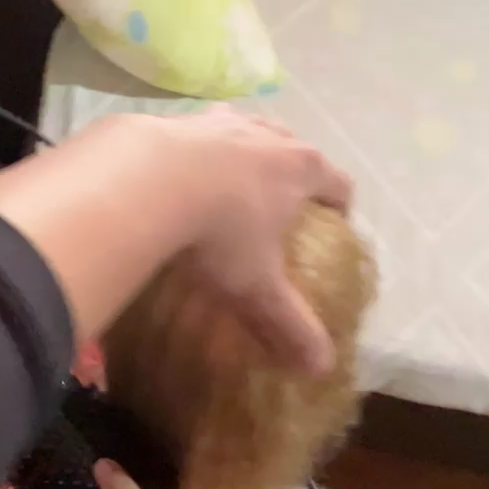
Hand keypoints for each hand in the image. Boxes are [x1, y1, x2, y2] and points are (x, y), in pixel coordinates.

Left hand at [116, 106, 353, 373]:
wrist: (148, 181)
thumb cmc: (218, 233)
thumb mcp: (255, 286)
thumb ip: (288, 323)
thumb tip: (320, 368)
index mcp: (300, 169)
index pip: (338, 183)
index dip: (340, 204)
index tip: (335, 223)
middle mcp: (266, 135)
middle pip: (294, 145)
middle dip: (293, 170)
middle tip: (280, 201)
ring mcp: (220, 121)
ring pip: (247, 127)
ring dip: (246, 148)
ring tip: (231, 177)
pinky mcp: (175, 119)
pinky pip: (194, 130)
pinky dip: (193, 147)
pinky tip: (175, 169)